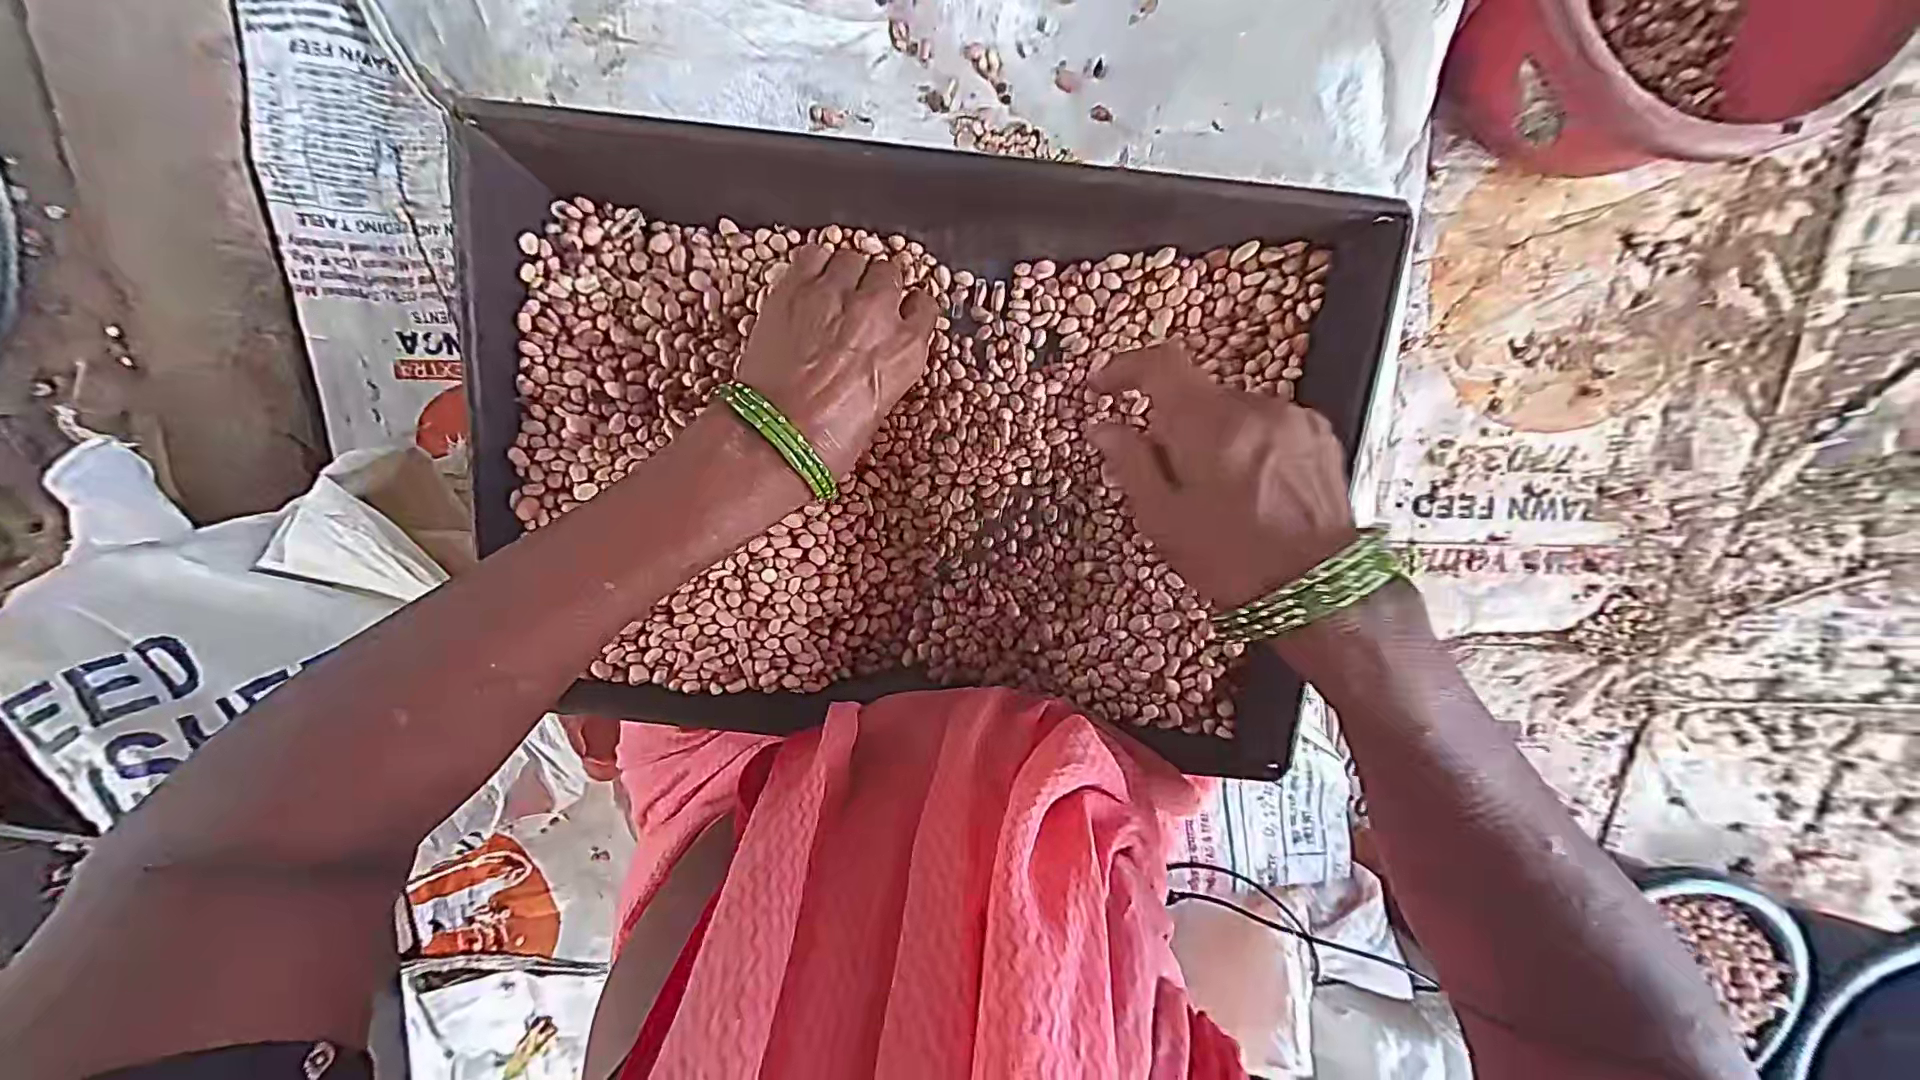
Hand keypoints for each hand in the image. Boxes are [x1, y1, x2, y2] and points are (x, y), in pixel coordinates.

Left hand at [734, 245, 938, 476]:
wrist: (776, 439)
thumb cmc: (828, 441)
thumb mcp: (878, 408)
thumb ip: (885, 369)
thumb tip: (872, 356)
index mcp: (907, 350)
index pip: (925, 307)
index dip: (911, 307)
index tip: (902, 310)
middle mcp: (878, 314)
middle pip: (890, 272)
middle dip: (879, 285)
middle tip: (863, 302)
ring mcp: (835, 294)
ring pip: (854, 257)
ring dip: (849, 270)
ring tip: (836, 288)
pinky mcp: (794, 287)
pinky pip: (814, 254)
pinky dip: (816, 263)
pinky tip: (810, 279)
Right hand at [1088, 341, 1356, 608]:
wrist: (1315, 589)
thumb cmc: (1229, 559)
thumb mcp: (1161, 518)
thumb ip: (1129, 462)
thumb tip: (1103, 428)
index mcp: (1208, 424)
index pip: (1160, 364)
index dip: (1124, 368)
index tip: (1104, 386)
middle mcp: (1253, 407)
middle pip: (1194, 396)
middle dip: (1171, 427)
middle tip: (1167, 479)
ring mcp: (1290, 417)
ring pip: (1228, 412)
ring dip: (1210, 437)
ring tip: (1216, 494)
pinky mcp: (1317, 432)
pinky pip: (1262, 423)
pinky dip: (1244, 444)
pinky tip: (1250, 489)